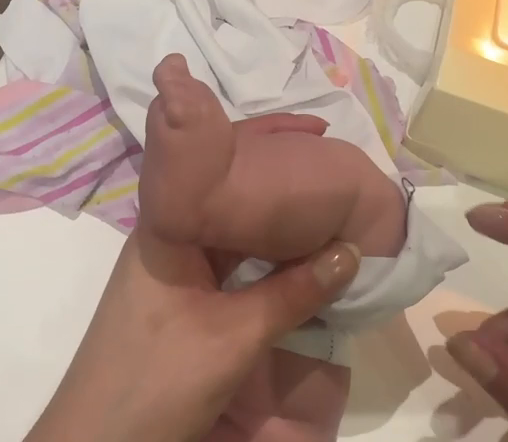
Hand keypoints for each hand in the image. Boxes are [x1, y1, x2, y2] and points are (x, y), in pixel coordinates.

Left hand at [26, 114, 358, 441]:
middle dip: (275, 177)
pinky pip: (229, 259)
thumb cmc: (156, 376)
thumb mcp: (234, 337)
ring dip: (270, 217)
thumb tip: (351, 250)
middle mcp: (169, 235)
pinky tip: (295, 251)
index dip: (262, 141)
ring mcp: (174, 267)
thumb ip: (292, 293)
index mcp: (167, 224)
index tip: (311, 130)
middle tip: (330, 162)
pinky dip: (262, 252)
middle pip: (227, 192)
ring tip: (324, 198)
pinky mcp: (181, 297)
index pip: (216, 162)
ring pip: (230, 228)